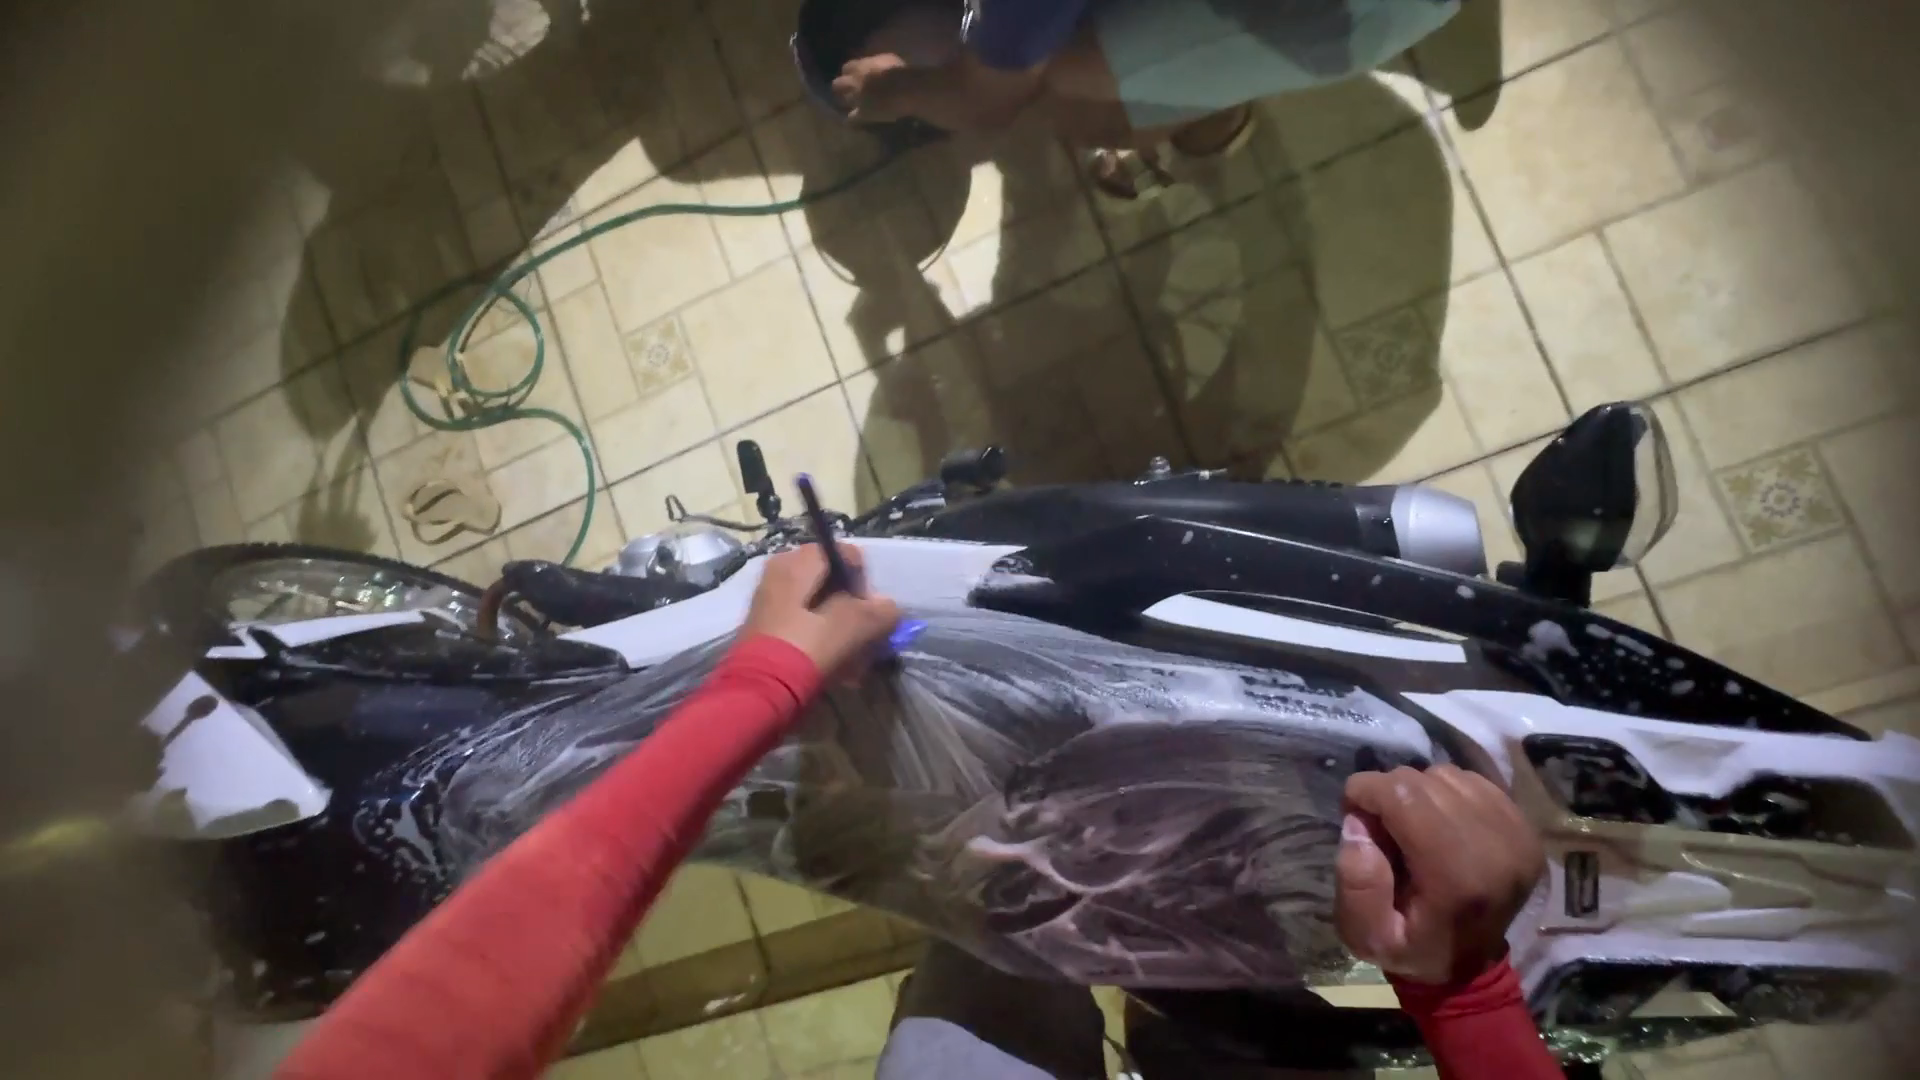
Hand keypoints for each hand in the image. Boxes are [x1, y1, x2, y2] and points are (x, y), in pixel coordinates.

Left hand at [743, 546, 900, 679]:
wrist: (758, 692)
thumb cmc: (808, 647)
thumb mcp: (853, 626)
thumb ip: (879, 613)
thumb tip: (890, 608)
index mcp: (797, 561)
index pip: (845, 554)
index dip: (864, 582)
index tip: (870, 613)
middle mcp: (779, 573)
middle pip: (832, 584)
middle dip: (854, 611)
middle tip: (866, 640)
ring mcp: (769, 602)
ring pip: (819, 609)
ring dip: (841, 631)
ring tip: (854, 662)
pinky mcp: (764, 630)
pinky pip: (804, 628)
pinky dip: (822, 643)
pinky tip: (835, 670)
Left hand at [832, 53, 911, 121]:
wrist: (903, 90)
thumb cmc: (899, 72)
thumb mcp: (886, 59)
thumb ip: (875, 63)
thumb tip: (873, 65)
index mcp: (860, 66)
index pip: (846, 68)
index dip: (849, 73)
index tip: (853, 75)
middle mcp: (854, 81)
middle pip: (838, 84)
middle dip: (841, 87)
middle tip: (846, 91)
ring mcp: (857, 98)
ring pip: (842, 100)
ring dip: (845, 102)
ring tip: (848, 106)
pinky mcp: (862, 114)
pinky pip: (850, 119)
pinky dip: (850, 121)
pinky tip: (850, 123)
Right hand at [1335, 765, 1544, 984]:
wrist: (1468, 966)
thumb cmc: (1411, 948)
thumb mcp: (1365, 934)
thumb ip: (1356, 884)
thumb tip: (1358, 825)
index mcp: (1458, 876)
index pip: (1403, 795)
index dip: (1365, 792)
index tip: (1355, 817)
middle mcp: (1497, 848)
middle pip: (1420, 780)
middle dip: (1387, 792)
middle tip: (1381, 826)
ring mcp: (1517, 834)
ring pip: (1444, 775)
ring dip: (1416, 790)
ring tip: (1411, 824)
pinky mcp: (1524, 827)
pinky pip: (1470, 780)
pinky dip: (1444, 790)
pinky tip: (1439, 819)